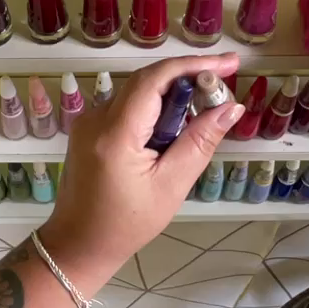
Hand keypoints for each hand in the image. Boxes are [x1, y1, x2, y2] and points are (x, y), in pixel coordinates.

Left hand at [39, 54, 244, 284]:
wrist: (78, 244)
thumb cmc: (126, 224)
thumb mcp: (170, 185)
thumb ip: (199, 142)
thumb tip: (231, 108)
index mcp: (116, 133)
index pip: (155, 79)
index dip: (194, 65)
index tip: (229, 64)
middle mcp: (96, 118)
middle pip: (147, 80)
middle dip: (188, 75)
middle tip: (225, 81)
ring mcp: (88, 121)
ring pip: (137, 90)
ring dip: (173, 91)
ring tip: (208, 101)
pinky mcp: (88, 128)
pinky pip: (127, 104)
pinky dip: (155, 105)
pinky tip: (177, 120)